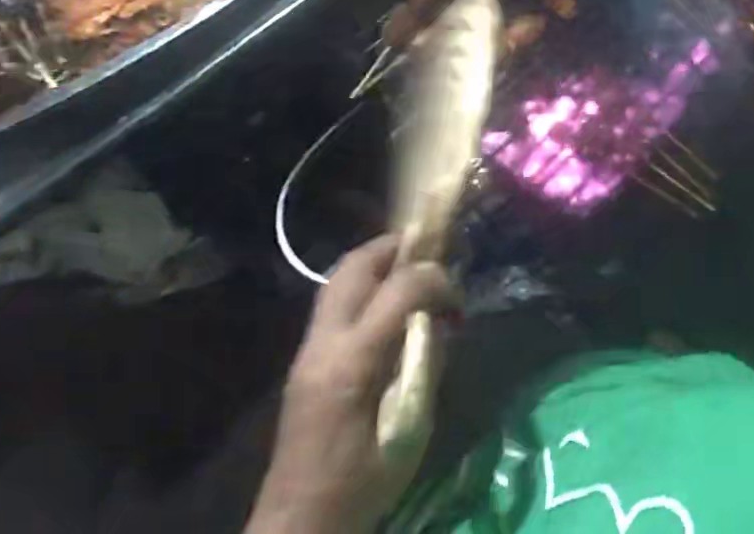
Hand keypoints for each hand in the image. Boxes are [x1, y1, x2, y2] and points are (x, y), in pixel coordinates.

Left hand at [247, 235, 458, 533]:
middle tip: (429, 251)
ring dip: (376, 262)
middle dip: (395, 248)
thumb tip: (438, 322)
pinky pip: (334, 299)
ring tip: (410, 268)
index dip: (433, 278)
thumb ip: (425, 367)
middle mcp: (324, 342)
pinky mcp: (304, 356)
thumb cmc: (362, 485)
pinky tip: (385, 302)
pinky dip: (363, 284)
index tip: (456, 294)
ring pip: (338, 277)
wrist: (297, 523)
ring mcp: (308, 347)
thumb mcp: (410, 432)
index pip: (397, 289)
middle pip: (355, 266)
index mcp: (353, 363)